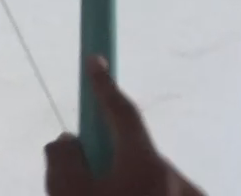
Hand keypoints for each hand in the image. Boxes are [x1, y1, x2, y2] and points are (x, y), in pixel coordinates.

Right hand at [45, 57, 204, 195]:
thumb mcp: (63, 190)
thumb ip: (62, 154)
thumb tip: (74, 141)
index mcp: (144, 164)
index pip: (121, 111)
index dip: (104, 84)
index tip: (95, 58)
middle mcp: (178, 181)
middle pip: (133, 150)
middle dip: (108, 157)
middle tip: (83, 183)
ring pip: (149, 178)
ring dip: (126, 185)